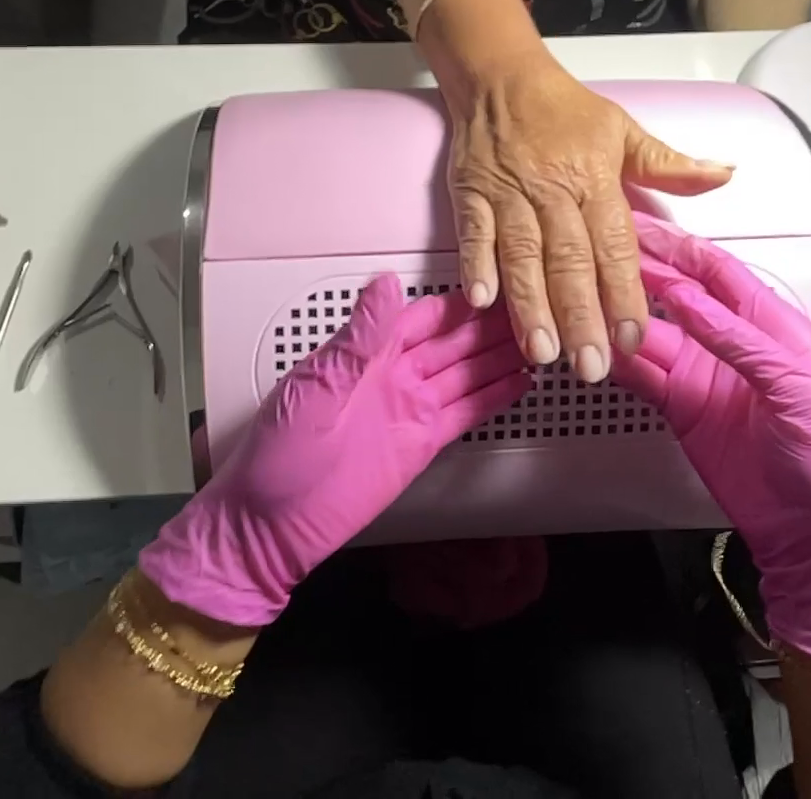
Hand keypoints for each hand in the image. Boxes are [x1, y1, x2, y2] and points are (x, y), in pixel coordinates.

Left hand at [139, 274, 530, 626]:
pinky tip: (517, 383)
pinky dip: (492, 397)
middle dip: (488, 328)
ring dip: (498, 357)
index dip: (456, 304)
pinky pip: (464, 413)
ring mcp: (409, 410)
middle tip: (530, 310)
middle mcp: (391, 377)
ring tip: (537, 340)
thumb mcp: (315, 387)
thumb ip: (356, 339)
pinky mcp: (422, 444)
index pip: (419, 317)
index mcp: (362, 356)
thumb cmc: (278, 455)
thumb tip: (384, 285)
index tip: (491, 287)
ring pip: (465, 374)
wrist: (273, 526)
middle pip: (450, 343)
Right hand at [441, 54, 732, 381]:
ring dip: (531, 305)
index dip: (625, 294)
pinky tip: (483, 302)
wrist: (501, 79)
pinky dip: (478, 265)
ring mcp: (509, 195)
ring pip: (523, 255)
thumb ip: (669, 165)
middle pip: (569, 261)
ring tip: (543, 352)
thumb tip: (724, 174)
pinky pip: (474, 234)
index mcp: (595, 181)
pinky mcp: (471, 195)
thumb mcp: (623, 130)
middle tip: (590, 366)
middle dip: (581, 317)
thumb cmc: (564, 110)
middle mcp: (553, 192)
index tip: (633, 337)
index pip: (615, 246)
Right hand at [610, 215, 810, 662]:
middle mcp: (730, 344)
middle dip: (638, 272)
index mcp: (770, 327)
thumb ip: (741, 340)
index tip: (641, 229)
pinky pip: (640, 375)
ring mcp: (701, 374)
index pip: (717, 271)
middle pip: (675, 296)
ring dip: (619, 316)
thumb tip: (691, 299)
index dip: (679, 247)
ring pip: (649, 333)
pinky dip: (615, 360)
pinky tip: (593, 346)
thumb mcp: (796, 387)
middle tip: (597, 253)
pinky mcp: (680, 407)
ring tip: (585, 300)